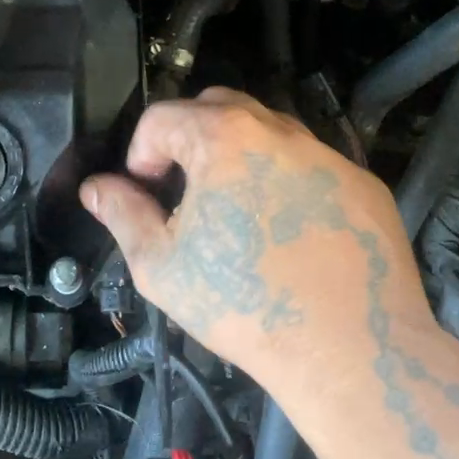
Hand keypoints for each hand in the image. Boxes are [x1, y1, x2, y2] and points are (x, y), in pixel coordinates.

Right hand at [78, 87, 433, 385]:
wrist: (348, 351)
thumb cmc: (243, 305)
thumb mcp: (160, 265)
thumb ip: (122, 213)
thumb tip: (96, 187)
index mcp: (223, 136)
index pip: (161, 117)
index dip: (141, 153)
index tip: (146, 192)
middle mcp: (277, 129)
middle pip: (216, 106)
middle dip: (188, 139)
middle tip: (184, 192)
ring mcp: (326, 154)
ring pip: (268, 131)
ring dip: (241, 155)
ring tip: (236, 212)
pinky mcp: (362, 184)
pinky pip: (311, 166)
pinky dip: (288, 182)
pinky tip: (288, 234)